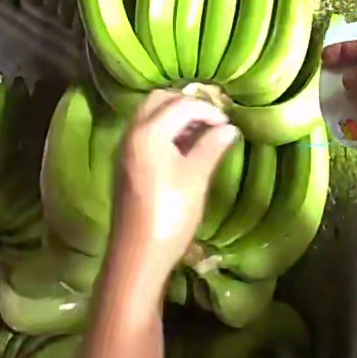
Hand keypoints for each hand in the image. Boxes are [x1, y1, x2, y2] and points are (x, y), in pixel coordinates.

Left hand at [111, 91, 239, 279]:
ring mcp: (126, 149)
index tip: (227, 124)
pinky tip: (186, 147)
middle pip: (159, 100)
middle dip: (188, 104)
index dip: (208, 110)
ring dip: (176, 115)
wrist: (136, 257)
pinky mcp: (127, 163)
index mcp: (148, 133)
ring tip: (203, 133)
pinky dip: (166, 128)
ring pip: (151, 114)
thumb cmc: (170, 215)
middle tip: (212, 119)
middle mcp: (132, 134)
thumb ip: (212, 146)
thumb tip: (230, 128)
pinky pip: (146, 130)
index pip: (182, 105)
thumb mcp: (196, 178)